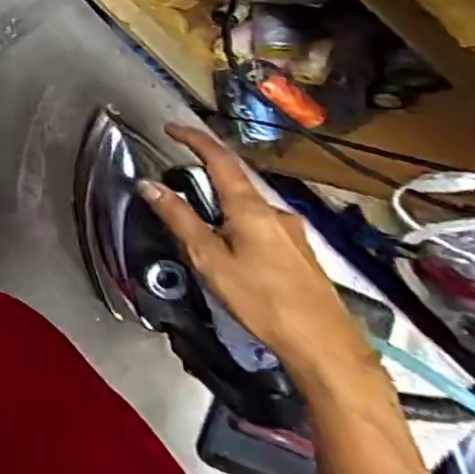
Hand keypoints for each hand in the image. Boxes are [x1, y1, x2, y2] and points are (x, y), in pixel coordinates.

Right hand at [141, 123, 376, 387]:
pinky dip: (239, 225)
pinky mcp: (299, 252)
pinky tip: (235, 255)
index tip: (172, 127)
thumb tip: (150, 185)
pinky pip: (262, 225)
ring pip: (248, 205)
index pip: (219, 158)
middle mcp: (273, 210)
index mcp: (249, 207)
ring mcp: (291, 231)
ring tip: (203, 231)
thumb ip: (180, 219)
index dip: (194, 138)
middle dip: (206, 175)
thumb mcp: (211, 261)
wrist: (325, 346)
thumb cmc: (264, 302)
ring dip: (223, 205)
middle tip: (179, 184)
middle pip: (235, 180)